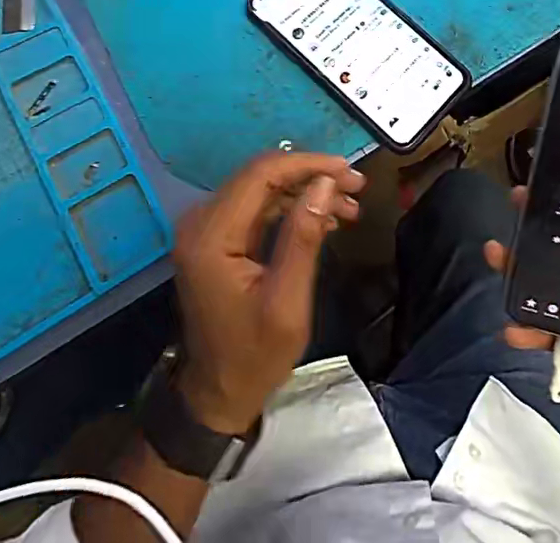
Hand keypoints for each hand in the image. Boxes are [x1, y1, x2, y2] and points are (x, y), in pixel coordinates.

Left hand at [172, 151, 365, 433]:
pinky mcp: (217, 238)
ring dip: (307, 191)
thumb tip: (325, 183)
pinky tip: (325, 220)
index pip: (262, 174)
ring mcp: (207, 228)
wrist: (217, 393)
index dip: (308, 165)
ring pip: (264, 188)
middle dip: (312, 175)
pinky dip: (293, 207)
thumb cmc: (253, 354)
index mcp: (211, 235)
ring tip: (350, 206)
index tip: (349, 171)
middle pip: (262, 175)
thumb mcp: (287, 300)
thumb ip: (304, 237)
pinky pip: (258, 207)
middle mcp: (202, 221)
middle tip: (357, 186)